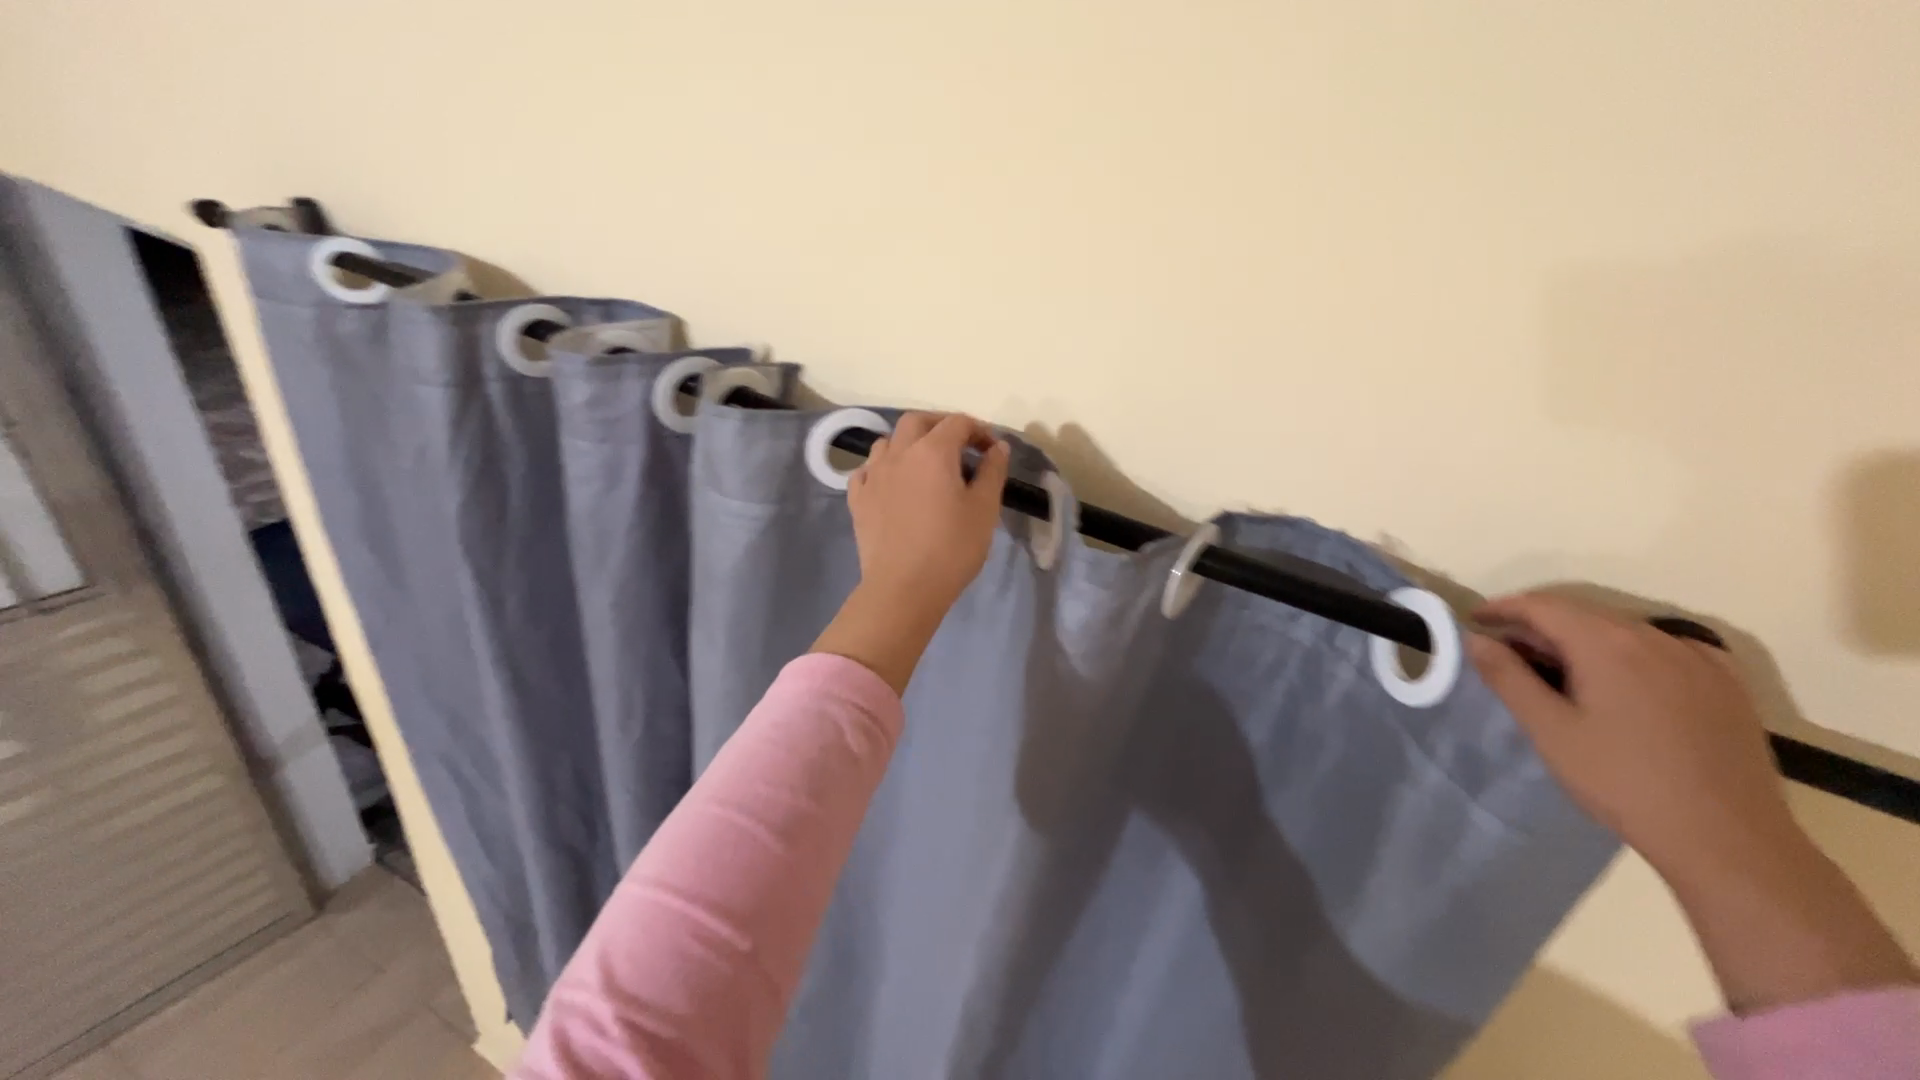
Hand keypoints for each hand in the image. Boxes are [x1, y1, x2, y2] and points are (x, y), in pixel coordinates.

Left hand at [811, 413, 1009, 694]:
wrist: (903, 588)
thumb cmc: (951, 548)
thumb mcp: (984, 509)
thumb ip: (992, 472)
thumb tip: (997, 448)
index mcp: (933, 451)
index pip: (957, 422)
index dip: (979, 430)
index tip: (992, 451)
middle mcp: (898, 454)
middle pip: (917, 422)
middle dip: (940, 425)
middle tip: (959, 445)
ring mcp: (873, 475)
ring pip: (887, 442)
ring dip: (908, 444)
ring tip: (925, 464)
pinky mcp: (858, 500)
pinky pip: (867, 470)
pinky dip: (883, 468)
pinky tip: (893, 484)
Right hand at [1464, 592, 1794, 884]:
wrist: (1727, 837)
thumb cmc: (1622, 782)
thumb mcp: (1550, 730)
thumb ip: (1508, 677)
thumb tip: (1475, 638)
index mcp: (1608, 644)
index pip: (1543, 606)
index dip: (1503, 608)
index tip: (1475, 620)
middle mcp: (1656, 637)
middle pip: (1584, 614)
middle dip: (1540, 625)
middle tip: (1507, 651)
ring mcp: (1699, 658)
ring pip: (1625, 631)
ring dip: (1583, 639)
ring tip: (1558, 670)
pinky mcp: (1727, 684)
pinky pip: (1666, 650)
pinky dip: (1630, 653)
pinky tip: (1624, 680)